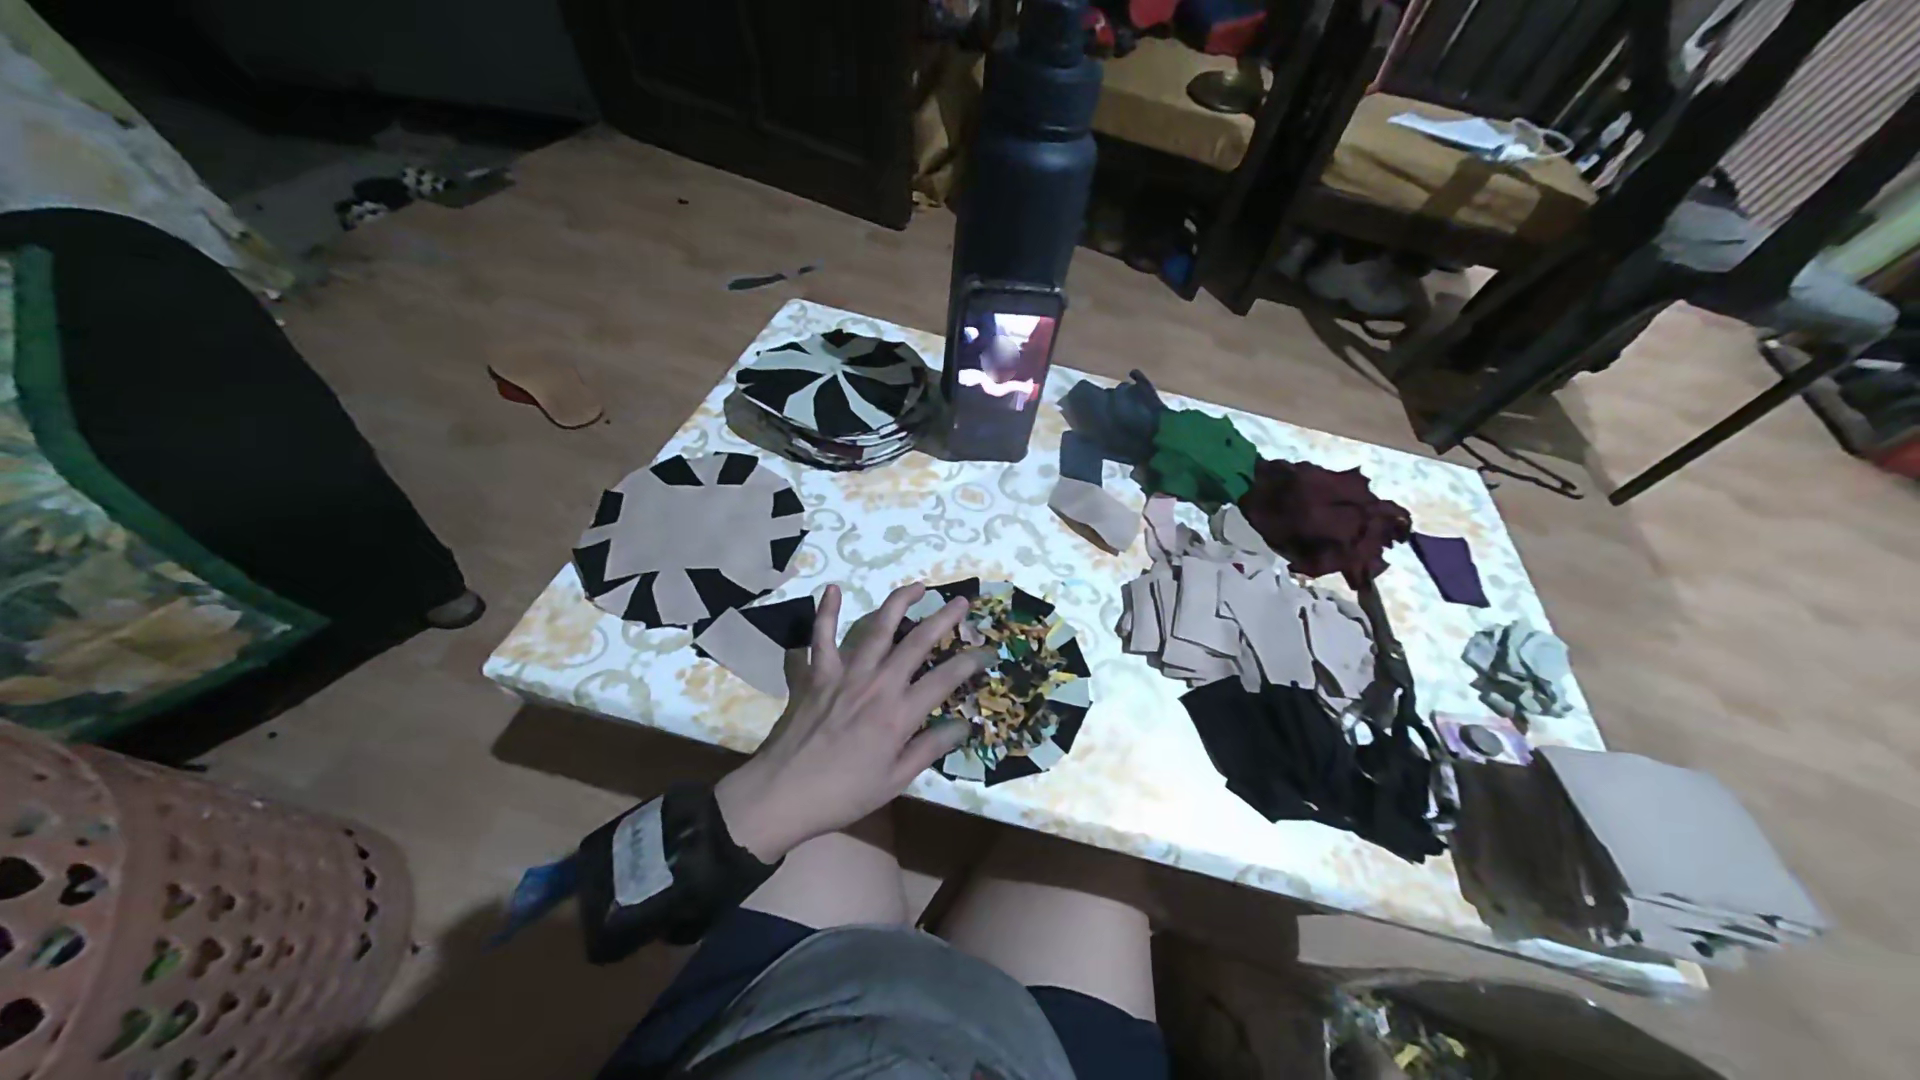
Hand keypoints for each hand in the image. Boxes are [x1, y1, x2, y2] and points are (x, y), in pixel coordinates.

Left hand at [713, 582, 989, 861]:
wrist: (783, 794)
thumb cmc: (844, 794)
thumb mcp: (895, 780)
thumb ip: (929, 748)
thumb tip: (963, 725)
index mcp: (899, 714)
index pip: (946, 678)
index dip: (972, 662)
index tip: (988, 651)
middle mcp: (876, 684)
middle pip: (917, 642)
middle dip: (943, 618)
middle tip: (961, 601)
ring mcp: (844, 674)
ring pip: (875, 628)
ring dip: (897, 603)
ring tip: (915, 587)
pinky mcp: (815, 674)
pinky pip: (820, 636)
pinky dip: (826, 611)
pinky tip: (832, 589)